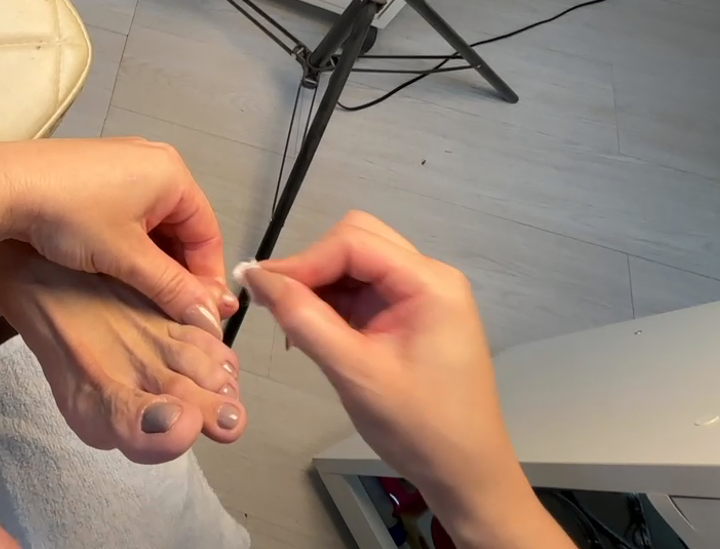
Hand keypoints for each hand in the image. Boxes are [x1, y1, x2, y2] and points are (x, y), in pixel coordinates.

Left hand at [0, 138, 237, 335]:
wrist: (5, 184)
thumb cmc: (73, 216)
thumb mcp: (126, 257)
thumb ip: (172, 289)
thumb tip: (213, 320)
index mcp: (171, 173)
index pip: (206, 234)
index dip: (206, 281)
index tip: (201, 320)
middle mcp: (153, 160)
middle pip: (182, 226)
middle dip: (179, 271)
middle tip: (173, 315)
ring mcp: (123, 161)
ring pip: (153, 222)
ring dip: (153, 260)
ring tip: (145, 299)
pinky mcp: (96, 169)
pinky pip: (129, 210)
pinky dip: (130, 242)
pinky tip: (119, 270)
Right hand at [241, 212, 567, 547]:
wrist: (466, 480)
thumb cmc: (420, 428)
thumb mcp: (355, 372)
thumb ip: (303, 318)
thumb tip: (253, 276)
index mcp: (429, 284)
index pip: (352, 243)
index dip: (303, 260)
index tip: (261, 287)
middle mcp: (426, 277)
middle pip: (353, 240)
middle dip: (311, 266)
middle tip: (276, 300)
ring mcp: (416, 293)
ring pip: (350, 260)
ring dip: (316, 283)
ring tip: (290, 320)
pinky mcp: (404, 311)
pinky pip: (356, 285)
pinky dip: (327, 299)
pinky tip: (311, 328)